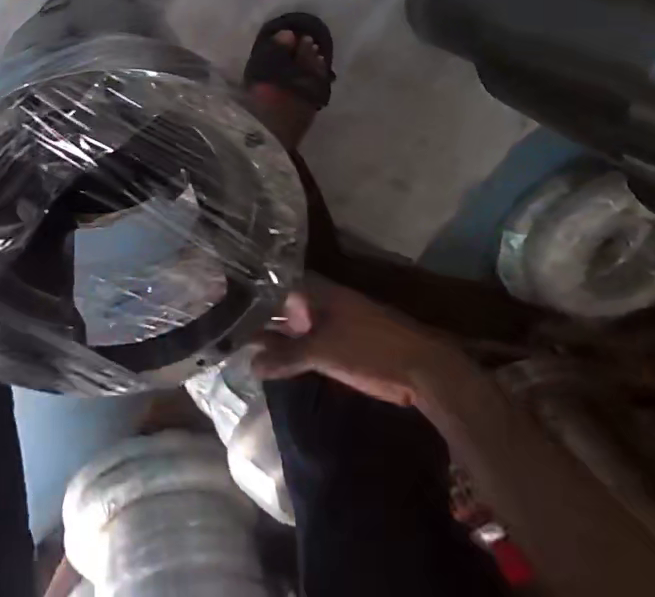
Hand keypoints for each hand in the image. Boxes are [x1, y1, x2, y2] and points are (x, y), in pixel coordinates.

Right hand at [252, 275, 463, 408]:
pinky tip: (282, 361)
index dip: (255, 291)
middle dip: (264, 316)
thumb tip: (250, 363)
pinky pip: (314, 340)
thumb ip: (285, 357)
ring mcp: (340, 321)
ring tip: (249, 346)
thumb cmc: (370, 350)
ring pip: (301, 324)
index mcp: (320, 291)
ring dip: (280, 335)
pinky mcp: (349, 342)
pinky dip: (297, 348)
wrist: (425, 370)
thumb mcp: (322, 353)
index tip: (229, 301)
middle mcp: (327, 300)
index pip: (278, 283)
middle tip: (232, 328)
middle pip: (288, 304)